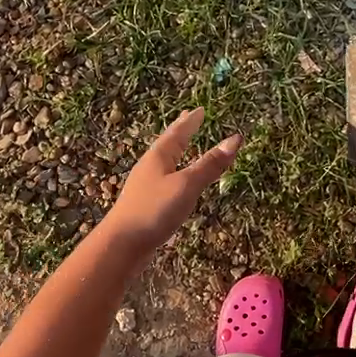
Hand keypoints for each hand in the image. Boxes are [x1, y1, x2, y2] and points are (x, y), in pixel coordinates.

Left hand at [103, 108, 240, 251]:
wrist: (120, 246)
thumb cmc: (154, 210)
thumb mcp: (187, 185)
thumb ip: (210, 165)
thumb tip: (235, 139)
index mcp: (159, 157)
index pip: (178, 133)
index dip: (190, 122)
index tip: (200, 110)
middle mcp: (150, 167)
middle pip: (168, 144)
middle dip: (180, 131)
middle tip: (188, 118)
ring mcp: (145, 186)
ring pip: (164, 162)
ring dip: (175, 151)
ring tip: (182, 147)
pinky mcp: (145, 204)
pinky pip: (163, 178)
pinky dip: (173, 172)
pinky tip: (174, 182)